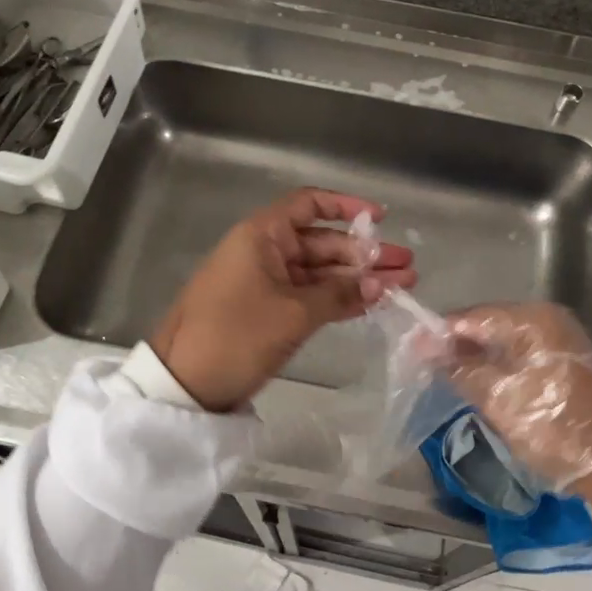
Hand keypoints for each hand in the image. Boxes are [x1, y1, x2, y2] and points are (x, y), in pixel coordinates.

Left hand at [150, 188, 417, 411]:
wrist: (184, 386)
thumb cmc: (235, 336)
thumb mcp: (292, 314)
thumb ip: (340, 295)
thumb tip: (381, 283)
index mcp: (262, 236)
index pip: (309, 204)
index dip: (346, 206)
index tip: (382, 219)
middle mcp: (265, 251)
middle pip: (322, 241)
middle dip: (364, 253)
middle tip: (407, 267)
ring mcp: (266, 282)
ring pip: (320, 271)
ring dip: (357, 278)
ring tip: (402, 286)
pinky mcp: (268, 311)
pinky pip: (310, 295)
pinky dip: (338, 298)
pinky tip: (372, 303)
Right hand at [432, 303, 591, 522]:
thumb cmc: (556, 429)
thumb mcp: (500, 400)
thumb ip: (460, 368)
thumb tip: (425, 347)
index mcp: (534, 320)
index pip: (474, 315)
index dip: (440, 332)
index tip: (411, 349)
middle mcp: (549, 320)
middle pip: (490, 324)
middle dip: (457, 344)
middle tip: (425, 365)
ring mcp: (562, 341)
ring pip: (506, 341)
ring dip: (477, 357)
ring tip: (446, 376)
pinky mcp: (567, 363)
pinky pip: (522, 354)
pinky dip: (499, 366)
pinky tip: (481, 383)